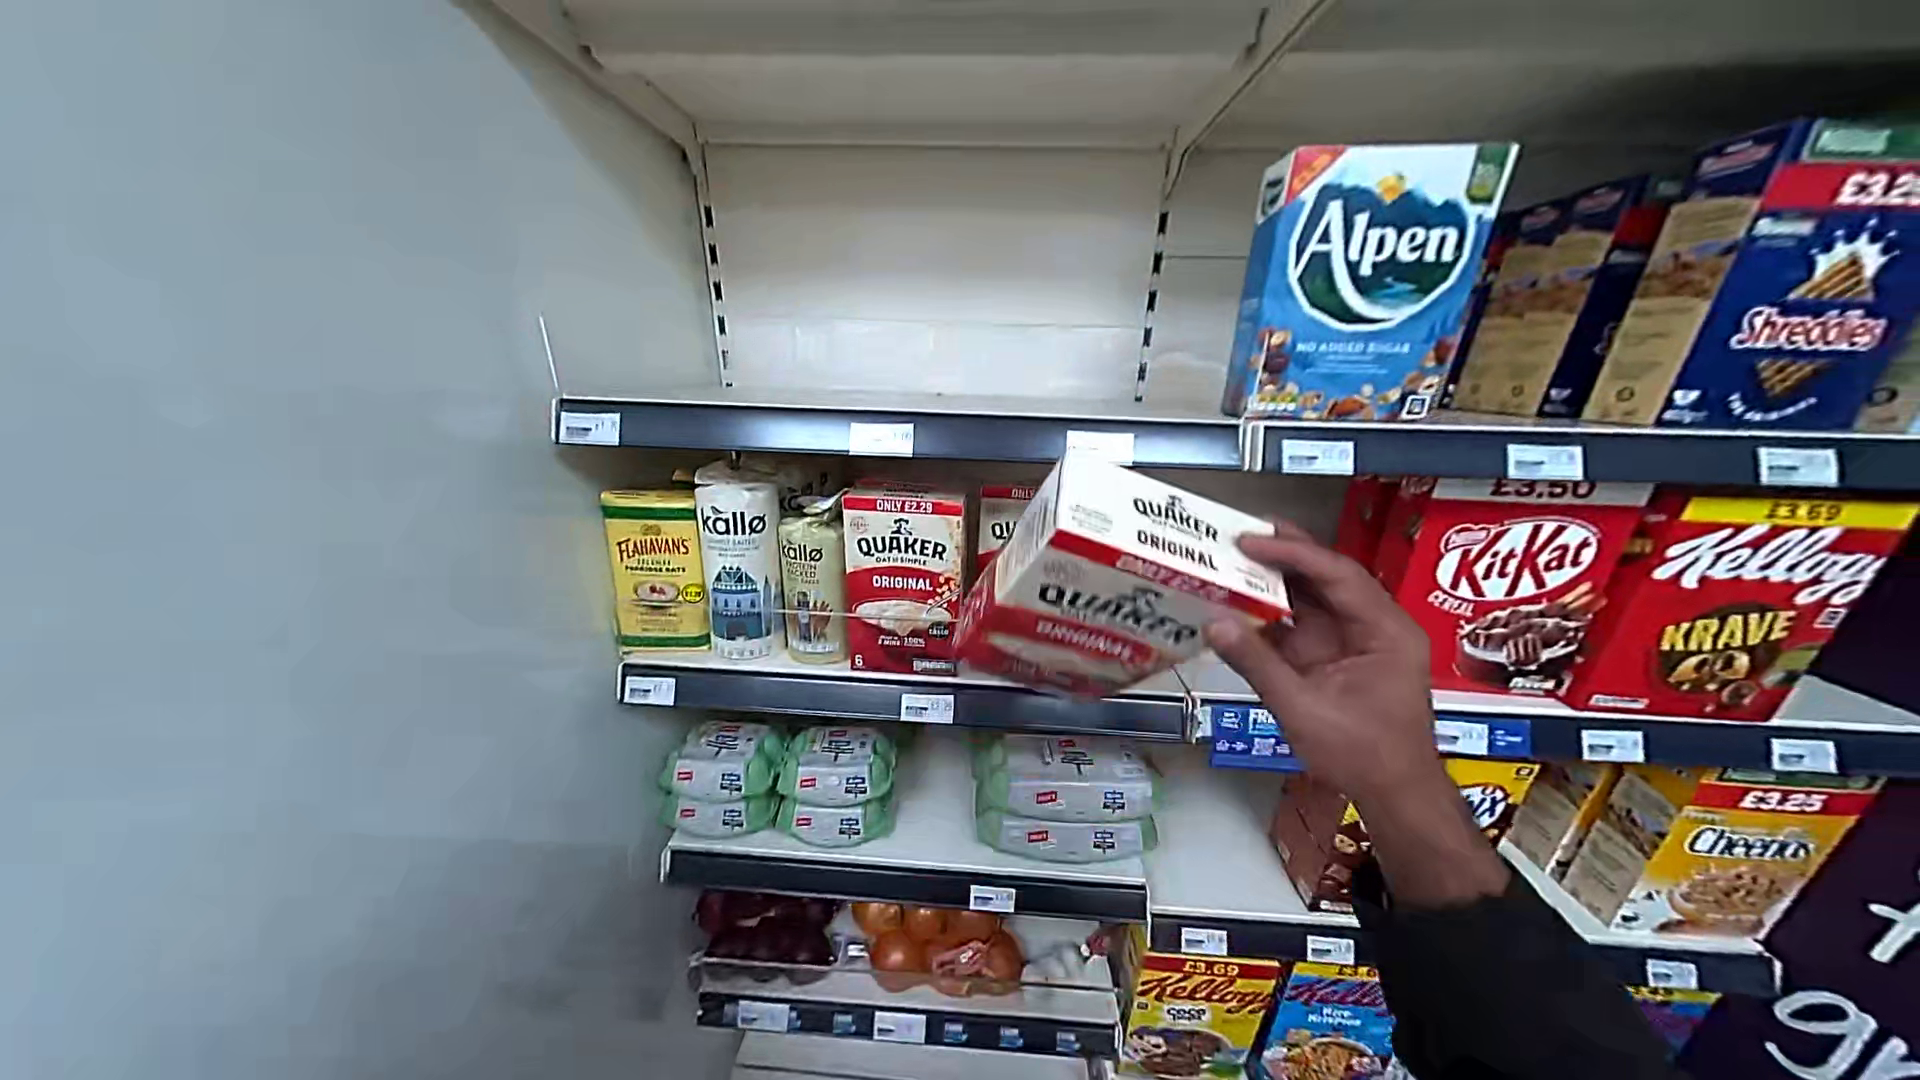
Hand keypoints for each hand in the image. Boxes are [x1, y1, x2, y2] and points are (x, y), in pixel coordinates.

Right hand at [1207, 523, 1509, 906]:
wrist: (1392, 795)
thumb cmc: (1361, 755)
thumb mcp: (1304, 710)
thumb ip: (1258, 664)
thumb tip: (1213, 623)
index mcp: (1384, 631)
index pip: (1337, 575)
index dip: (1292, 552)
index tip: (1249, 540)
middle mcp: (1370, 626)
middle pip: (1326, 576)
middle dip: (1284, 552)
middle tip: (1240, 531)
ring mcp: (1350, 640)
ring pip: (1310, 596)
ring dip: (1273, 579)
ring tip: (1232, 557)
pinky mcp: (1330, 656)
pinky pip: (1297, 623)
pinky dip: (1267, 612)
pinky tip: (1237, 602)